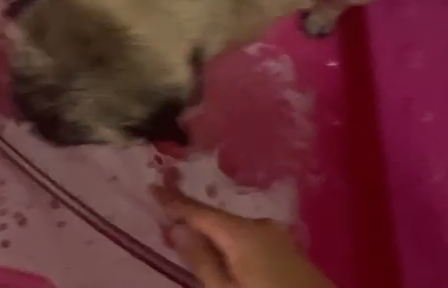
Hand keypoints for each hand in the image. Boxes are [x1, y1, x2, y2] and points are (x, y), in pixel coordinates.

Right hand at [155, 187, 333, 287]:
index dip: (173, 201)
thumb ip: (202, 262)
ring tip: (197, 244)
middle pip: (219, 220)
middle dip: (195, 221)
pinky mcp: (296, 257)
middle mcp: (262, 227)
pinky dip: (237, 247)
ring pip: (238, 233)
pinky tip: (231, 260)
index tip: (151, 187)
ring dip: (216, 237)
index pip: (199, 211)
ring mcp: (282, 240)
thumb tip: (178, 228)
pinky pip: (255, 243)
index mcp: (242, 233)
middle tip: (169, 223)